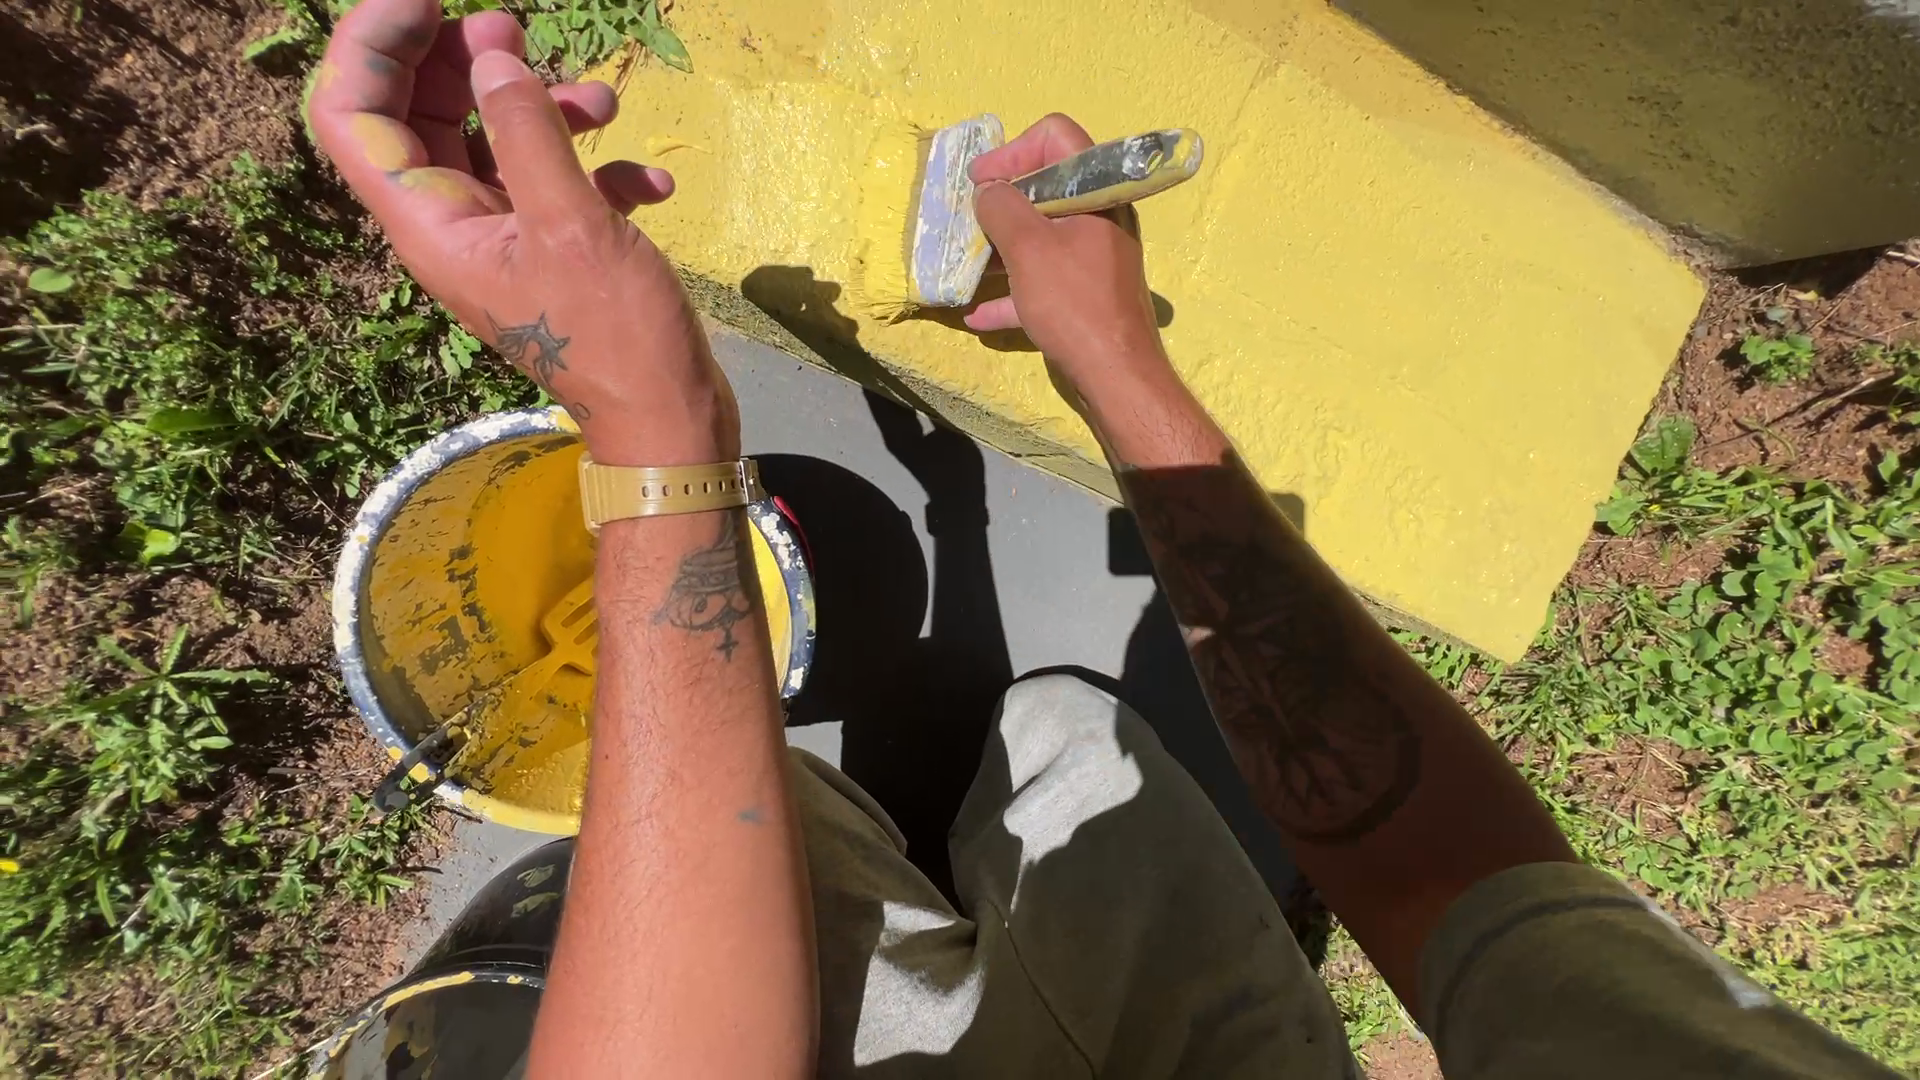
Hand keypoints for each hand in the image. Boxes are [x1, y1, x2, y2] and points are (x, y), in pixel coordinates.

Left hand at [307, 0, 736, 464]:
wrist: (668, 417)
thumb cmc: (617, 333)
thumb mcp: (573, 225)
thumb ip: (529, 134)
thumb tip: (497, 60)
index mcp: (433, 225)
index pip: (352, 113)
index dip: (373, 44)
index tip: (432, 2)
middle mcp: (459, 231)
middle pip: (425, 121)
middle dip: (467, 67)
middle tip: (516, 32)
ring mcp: (513, 246)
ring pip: (501, 151)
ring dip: (548, 114)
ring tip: (606, 101)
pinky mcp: (562, 260)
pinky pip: (562, 195)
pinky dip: (602, 174)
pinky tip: (652, 183)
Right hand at [965, 114, 1170, 405]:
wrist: (1115, 374)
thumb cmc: (1073, 303)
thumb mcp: (1029, 249)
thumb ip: (1003, 209)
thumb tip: (988, 191)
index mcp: (1096, 193)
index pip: (1056, 138)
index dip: (1013, 150)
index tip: (980, 181)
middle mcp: (1098, 220)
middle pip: (1044, 192)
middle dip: (1001, 206)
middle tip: (969, 222)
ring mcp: (1092, 261)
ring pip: (1040, 242)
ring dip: (1000, 252)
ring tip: (967, 265)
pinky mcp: (1084, 299)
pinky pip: (1042, 286)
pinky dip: (1012, 295)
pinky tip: (979, 315)